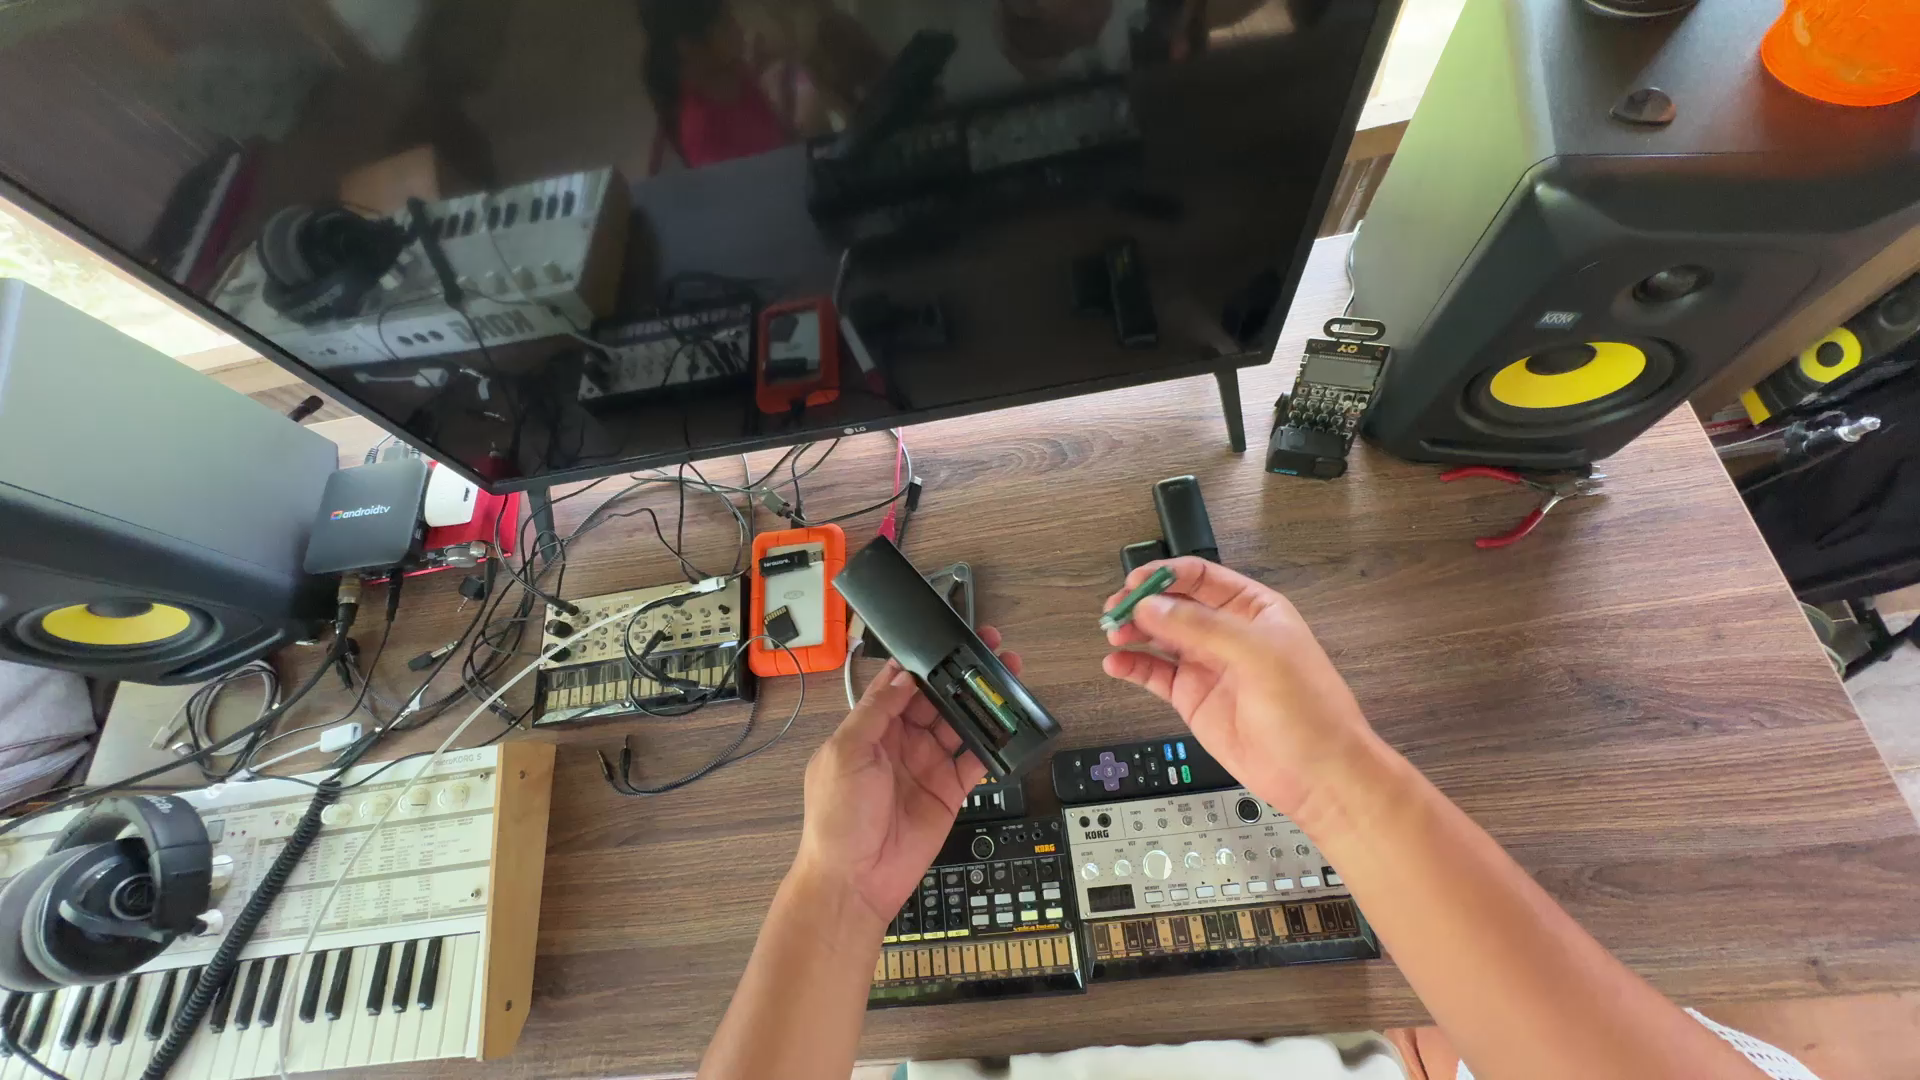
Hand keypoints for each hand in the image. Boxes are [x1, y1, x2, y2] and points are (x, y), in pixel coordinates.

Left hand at [792, 628, 1018, 926]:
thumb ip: (875, 712)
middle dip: (961, 675)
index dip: (923, 662)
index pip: (901, 685)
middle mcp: (902, 741)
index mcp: (871, 728)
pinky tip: (1008, 725)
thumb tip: (903, 678)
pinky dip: (993, 744)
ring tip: (1006, 680)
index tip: (947, 639)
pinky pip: (975, 761)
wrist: (854, 881)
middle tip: (988, 652)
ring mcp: (928, 764)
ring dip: (982, 703)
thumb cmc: (836, 818)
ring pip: (960, 723)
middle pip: (937, 698)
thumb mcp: (845, 754)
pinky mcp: (949, 790)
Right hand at [1101, 559, 1374, 820]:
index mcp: (1251, 609)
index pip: (1200, 577)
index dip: (1165, 576)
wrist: (1317, 776)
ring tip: (1114, 635)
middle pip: (1171, 604)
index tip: (1136, 584)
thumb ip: (1203, 627)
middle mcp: (1225, 632)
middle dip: (1141, 603)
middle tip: (1116, 610)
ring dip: (1132, 631)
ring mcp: (1206, 664)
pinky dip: (1131, 665)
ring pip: (1158, 635)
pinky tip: (1116, 664)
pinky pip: (1153, 673)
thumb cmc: (1308, 712)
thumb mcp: (1260, 656)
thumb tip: (1151, 606)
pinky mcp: (1191, 696)